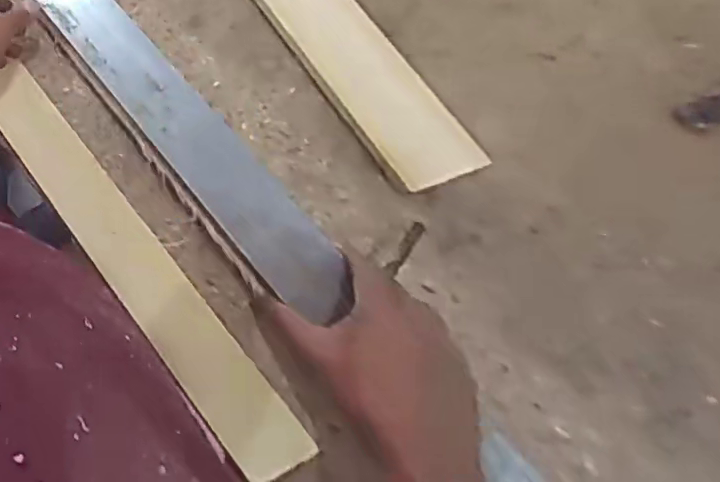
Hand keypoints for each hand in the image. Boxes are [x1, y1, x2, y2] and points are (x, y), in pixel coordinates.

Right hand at [263, 247, 482, 481]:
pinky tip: (400, 367)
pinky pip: (431, 339)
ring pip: (411, 312)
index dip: (340, 260)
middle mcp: (418, 309)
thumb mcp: (319, 359)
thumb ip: (288, 322)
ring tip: (369, 337)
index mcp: (383, 300)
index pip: (360, 261)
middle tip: (340, 306)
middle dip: (363, 289)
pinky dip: (414, 341)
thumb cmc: (368, 399)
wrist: (428, 461)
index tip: (323, 268)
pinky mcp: (460, 368)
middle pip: (385, 286)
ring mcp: (444, 339)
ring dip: (390, 315)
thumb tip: (259, 295)